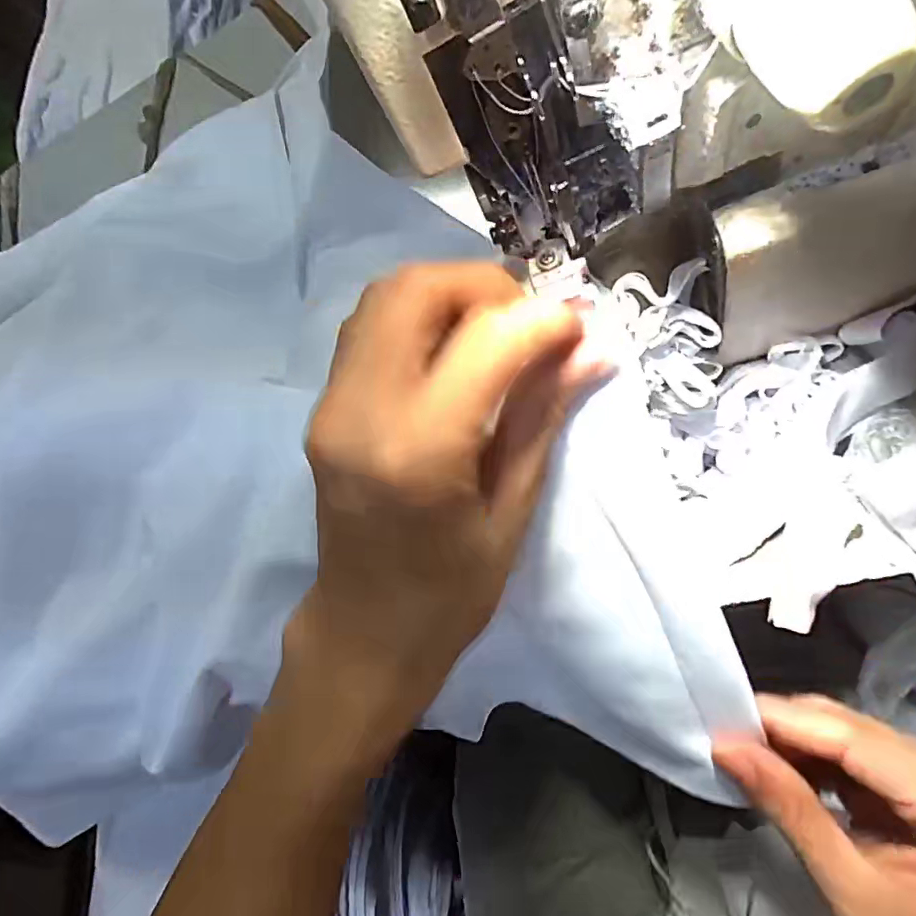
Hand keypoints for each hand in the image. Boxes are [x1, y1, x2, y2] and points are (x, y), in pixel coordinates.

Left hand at [289, 263, 608, 742]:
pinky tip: (454, 352)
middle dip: (485, 286)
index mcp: (418, 450)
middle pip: (416, 290)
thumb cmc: (450, 593)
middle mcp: (361, 411)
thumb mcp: (511, 511)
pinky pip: (369, 326)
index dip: (542, 320)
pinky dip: (417, 315)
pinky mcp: (323, 405)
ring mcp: (331, 404)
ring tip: (496, 334)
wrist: (364, 629)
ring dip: (449, 295)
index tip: (577, 330)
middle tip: (530, 325)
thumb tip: (592, 349)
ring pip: (384, 295)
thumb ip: (542, 416)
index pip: (485, 341)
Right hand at [714, 696, 915, 915]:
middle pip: (862, 732)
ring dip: (806, 742)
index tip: (727, 713)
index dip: (787, 720)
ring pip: (865, 739)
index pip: (857, 739)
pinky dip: (830, 763)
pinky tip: (792, 767)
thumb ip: (791, 810)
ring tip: (752, 749)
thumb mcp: (854, 893)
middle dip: (792, 728)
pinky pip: (877, 761)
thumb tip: (729, 748)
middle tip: (731, 733)